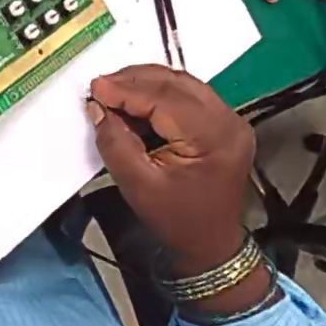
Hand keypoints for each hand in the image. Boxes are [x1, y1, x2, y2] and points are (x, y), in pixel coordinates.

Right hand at [88, 65, 268, 314]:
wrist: (209, 245)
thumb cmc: (177, 221)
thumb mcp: (138, 185)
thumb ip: (116, 143)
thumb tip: (98, 109)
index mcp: (214, 138)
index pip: (166, 99)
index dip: (126, 91)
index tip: (95, 88)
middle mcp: (229, 122)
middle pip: (177, 83)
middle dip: (135, 80)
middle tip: (101, 86)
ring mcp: (229, 121)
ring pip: (183, 84)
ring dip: (145, 84)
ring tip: (113, 91)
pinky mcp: (221, 124)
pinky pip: (187, 96)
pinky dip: (158, 94)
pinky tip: (134, 102)